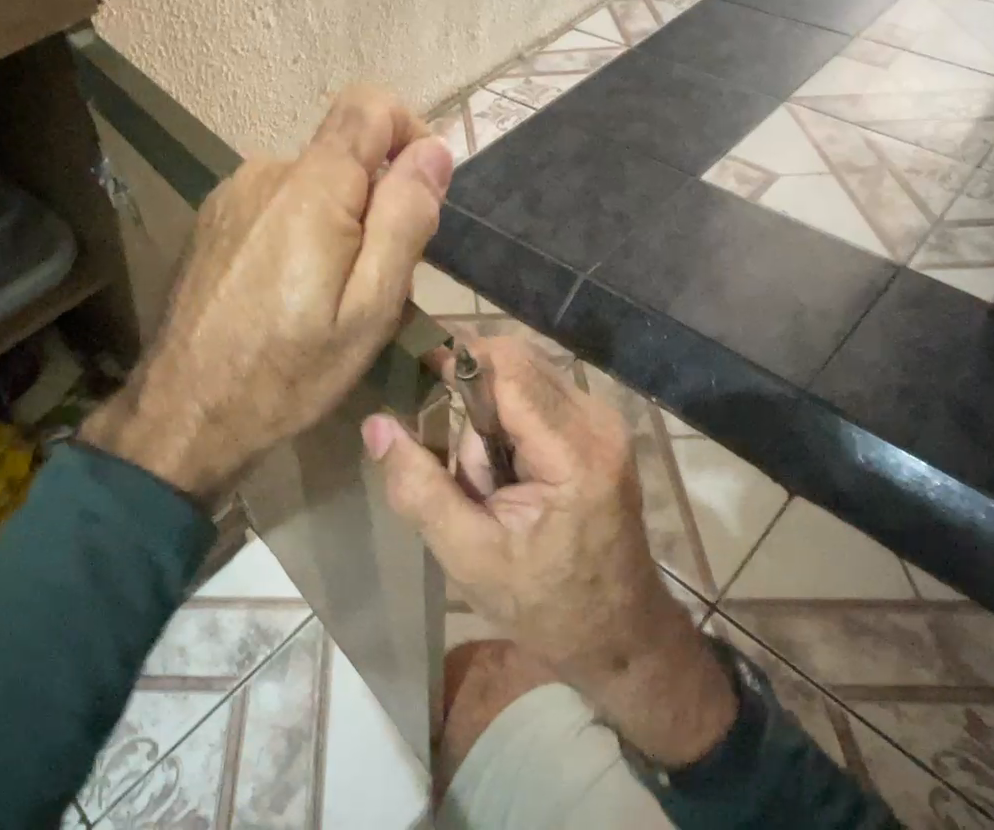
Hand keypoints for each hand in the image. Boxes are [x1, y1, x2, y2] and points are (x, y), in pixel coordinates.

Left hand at [82, 85, 452, 500]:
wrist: (186, 412)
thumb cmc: (289, 371)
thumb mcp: (369, 308)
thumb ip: (404, 219)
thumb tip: (433, 150)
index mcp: (311, 186)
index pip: (369, 104)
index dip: (409, 131)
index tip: (421, 193)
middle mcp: (265, 173)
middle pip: (342, 155)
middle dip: (374, 203)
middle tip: (373, 285)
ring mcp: (231, 197)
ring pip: (310, 187)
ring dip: (335, 226)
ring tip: (328, 302)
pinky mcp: (211, 224)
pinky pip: (275, 208)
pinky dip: (298, 237)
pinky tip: (286, 299)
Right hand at [363, 337, 736, 766]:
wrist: (618, 636)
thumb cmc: (544, 605)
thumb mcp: (468, 556)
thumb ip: (419, 487)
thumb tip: (376, 424)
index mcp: (573, 453)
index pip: (507, 367)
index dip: (456, 358)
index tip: (410, 373)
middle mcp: (597, 422)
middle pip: (515, 364)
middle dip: (469, 396)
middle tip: (444, 449)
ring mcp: (604, 424)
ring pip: (523, 378)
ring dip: (487, 415)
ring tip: (484, 482)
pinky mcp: (599, 433)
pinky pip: (537, 398)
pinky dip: (507, 424)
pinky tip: (505, 476)